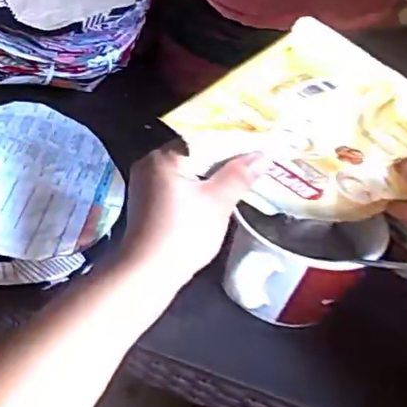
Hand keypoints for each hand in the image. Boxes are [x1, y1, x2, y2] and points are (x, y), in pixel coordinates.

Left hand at [118, 146, 264, 286]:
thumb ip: (239, 175)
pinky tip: (212, 190)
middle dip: (221, 155)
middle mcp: (149, 161)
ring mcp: (144, 179)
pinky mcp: (145, 197)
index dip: (231, 140)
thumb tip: (263, 154)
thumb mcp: (217, 202)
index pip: (202, 137)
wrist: (148, 269)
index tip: (256, 143)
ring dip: (208, 170)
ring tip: (238, 172)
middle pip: (192, 150)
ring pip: (183, 166)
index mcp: (164, 156)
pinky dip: (193, 182)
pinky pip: (173, 180)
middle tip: (252, 158)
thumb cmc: (184, 233)